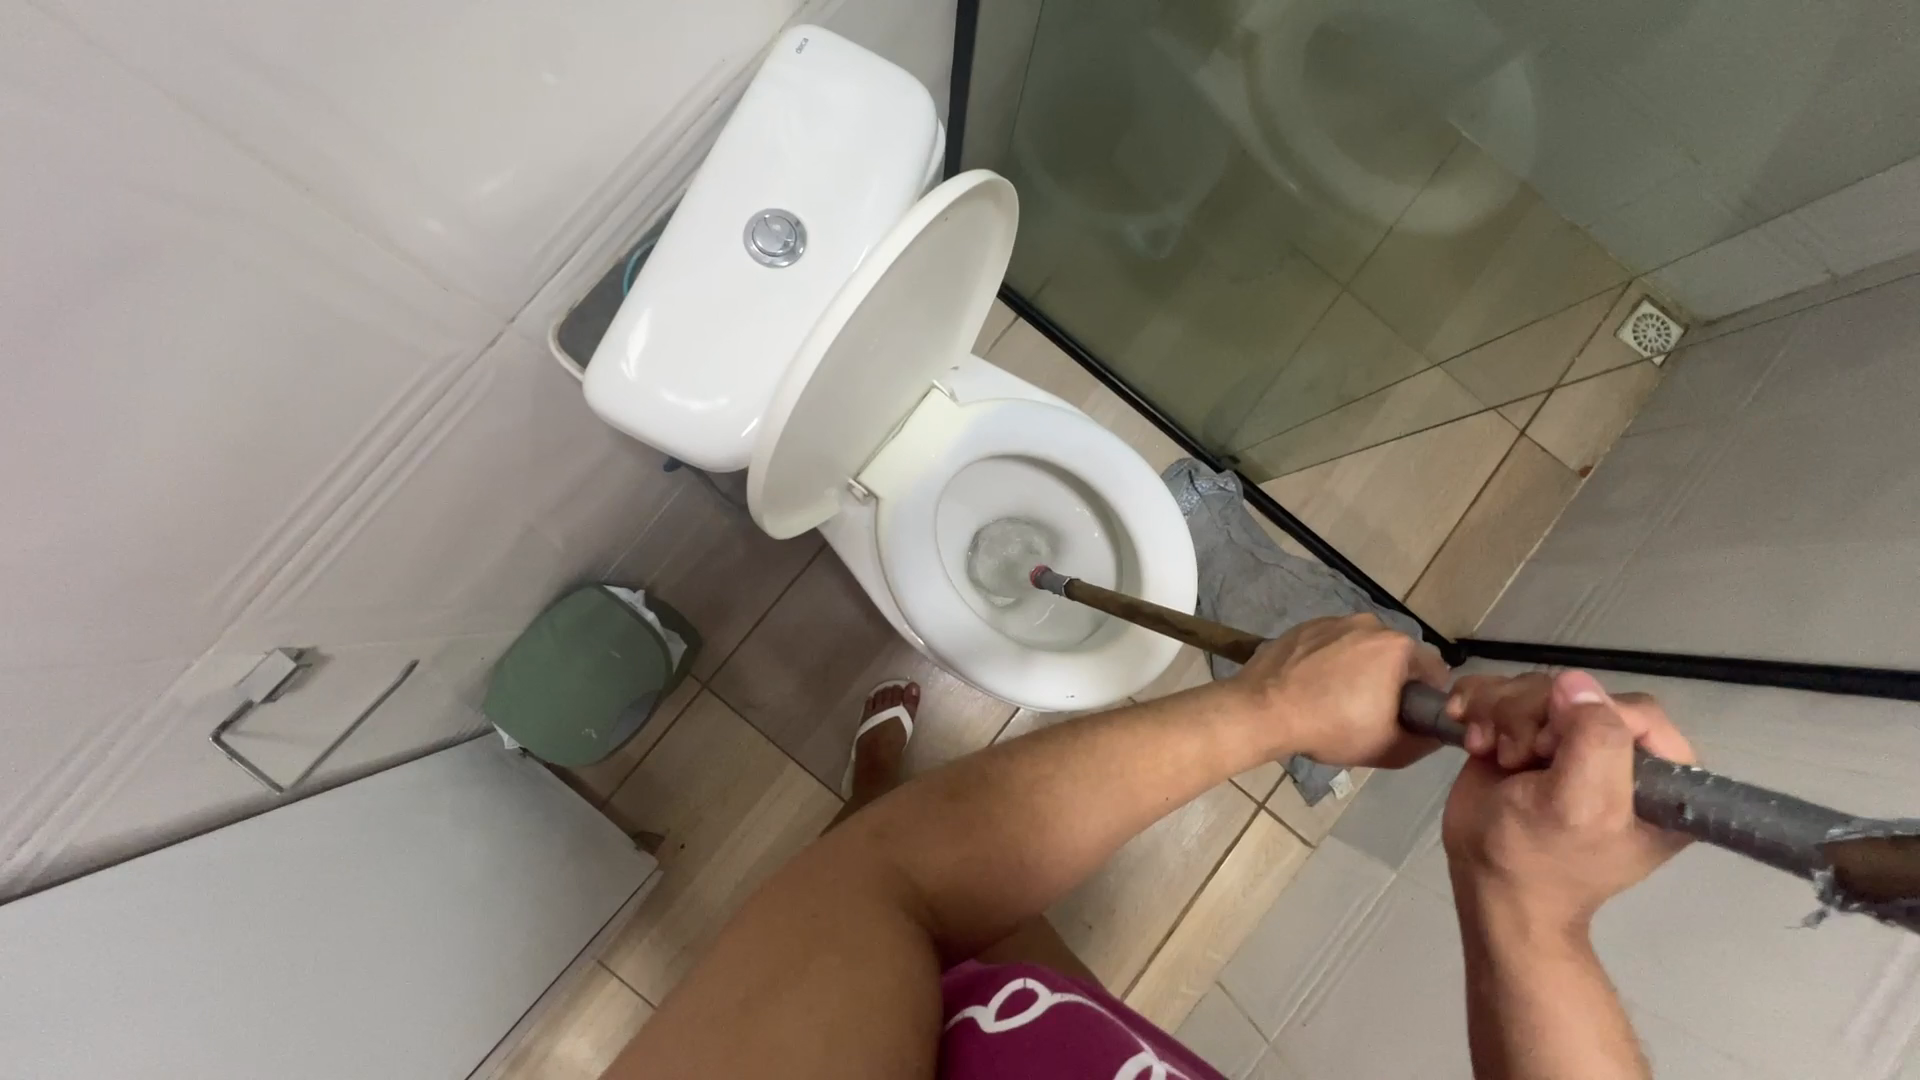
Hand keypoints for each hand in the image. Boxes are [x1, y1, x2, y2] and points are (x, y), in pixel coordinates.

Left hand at [1228, 614, 1448, 767]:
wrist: (1262, 710)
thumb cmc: (1332, 727)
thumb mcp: (1392, 747)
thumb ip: (1428, 739)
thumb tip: (1439, 731)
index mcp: (1395, 645)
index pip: (1432, 671)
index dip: (1427, 699)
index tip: (1408, 718)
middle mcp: (1366, 623)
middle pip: (1394, 656)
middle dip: (1390, 681)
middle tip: (1371, 711)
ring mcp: (1329, 621)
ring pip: (1359, 648)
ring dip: (1357, 669)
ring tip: (1337, 699)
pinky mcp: (1300, 627)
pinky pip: (1328, 644)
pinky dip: (1327, 661)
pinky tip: (1312, 685)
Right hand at [1443, 670, 1695, 934]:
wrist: (1486, 880)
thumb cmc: (1541, 857)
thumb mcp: (1579, 806)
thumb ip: (1595, 742)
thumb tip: (1575, 682)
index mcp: (1657, 774)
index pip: (1631, 708)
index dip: (1583, 717)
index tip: (1550, 753)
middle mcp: (1613, 751)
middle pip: (1570, 692)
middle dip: (1528, 716)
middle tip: (1514, 758)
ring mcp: (1560, 739)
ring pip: (1528, 686)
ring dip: (1495, 713)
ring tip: (1488, 751)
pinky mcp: (1515, 732)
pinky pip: (1494, 690)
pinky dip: (1473, 704)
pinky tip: (1468, 735)